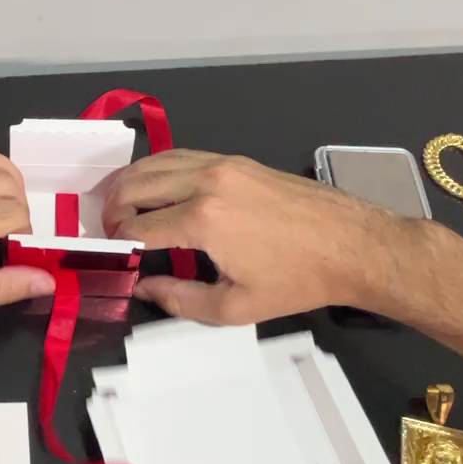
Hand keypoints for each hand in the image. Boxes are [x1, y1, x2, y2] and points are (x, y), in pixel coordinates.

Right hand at [101, 149, 413, 323]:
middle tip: (108, 231)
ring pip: (154, 163)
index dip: (117, 243)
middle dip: (113, 209)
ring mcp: (222, 165)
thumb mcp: (235, 307)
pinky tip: (151, 185)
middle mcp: (206, 182)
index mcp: (202, 220)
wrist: (354, 245)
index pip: (138, 227)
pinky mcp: (235, 160)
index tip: (110, 256)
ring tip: (119, 206)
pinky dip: (156, 169)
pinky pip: (181, 156)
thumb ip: (178, 300)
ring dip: (129, 183)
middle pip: (136, 186)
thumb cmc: (297, 281)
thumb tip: (141, 287)